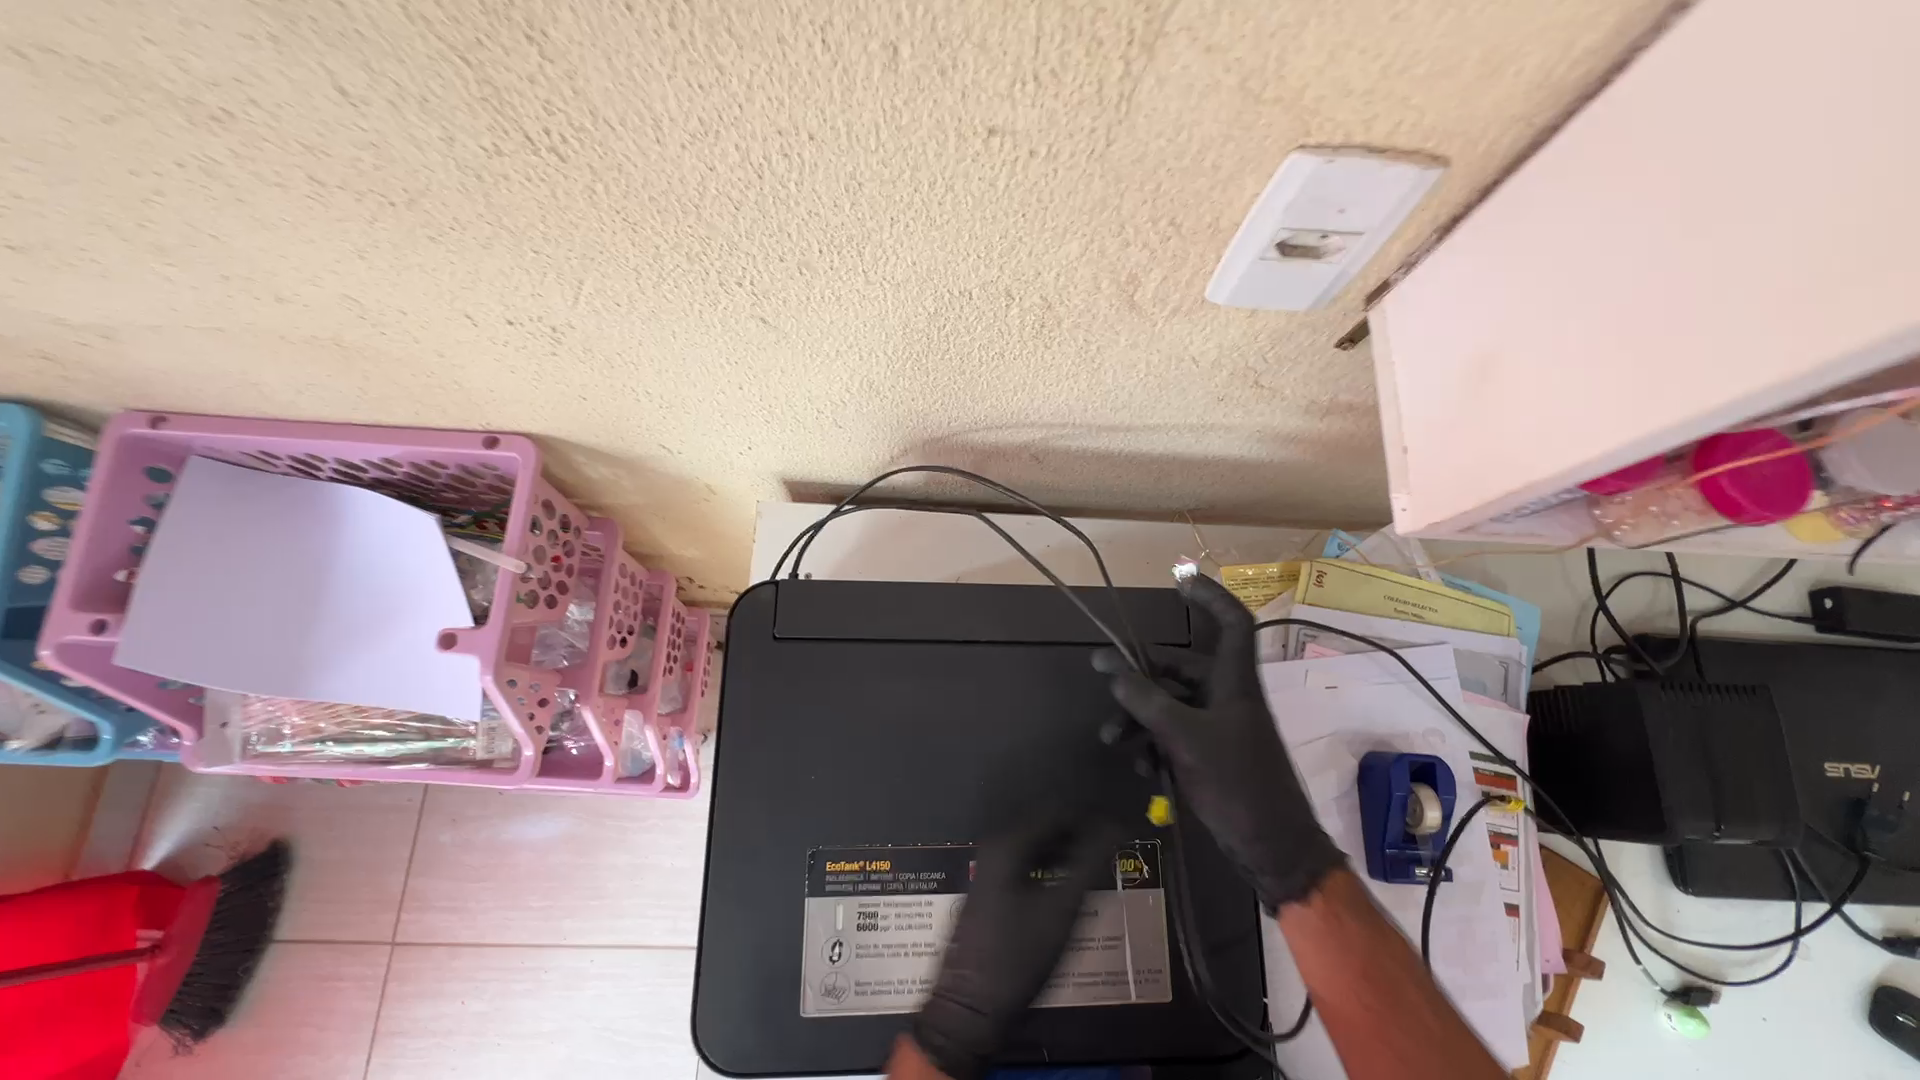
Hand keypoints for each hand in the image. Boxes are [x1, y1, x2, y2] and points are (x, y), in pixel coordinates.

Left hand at [911, 814, 1120, 1079]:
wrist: (971, 1007)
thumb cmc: (1019, 956)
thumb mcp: (1063, 909)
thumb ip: (1090, 862)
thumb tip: (1116, 827)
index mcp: (1008, 844)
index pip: (1057, 810)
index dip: (1091, 816)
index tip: (1119, 827)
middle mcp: (994, 847)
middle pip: (1044, 823)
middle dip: (1080, 830)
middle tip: (1114, 843)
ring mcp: (988, 868)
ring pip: (1035, 843)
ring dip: (1066, 847)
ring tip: (1100, 860)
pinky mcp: (990, 888)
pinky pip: (1026, 860)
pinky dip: (1050, 862)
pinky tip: (1070, 879)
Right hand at [1093, 574, 1343, 913]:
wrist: (1271, 847)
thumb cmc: (1237, 784)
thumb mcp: (1183, 737)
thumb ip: (1144, 699)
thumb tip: (1109, 666)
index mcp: (1233, 681)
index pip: (1231, 622)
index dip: (1210, 597)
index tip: (1178, 581)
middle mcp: (1226, 696)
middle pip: (1177, 670)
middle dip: (1138, 679)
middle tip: (1101, 678)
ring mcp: (1218, 727)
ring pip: (1168, 705)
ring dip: (1137, 719)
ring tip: (1112, 742)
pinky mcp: (1210, 755)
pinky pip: (1171, 734)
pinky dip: (1151, 744)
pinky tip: (1140, 766)